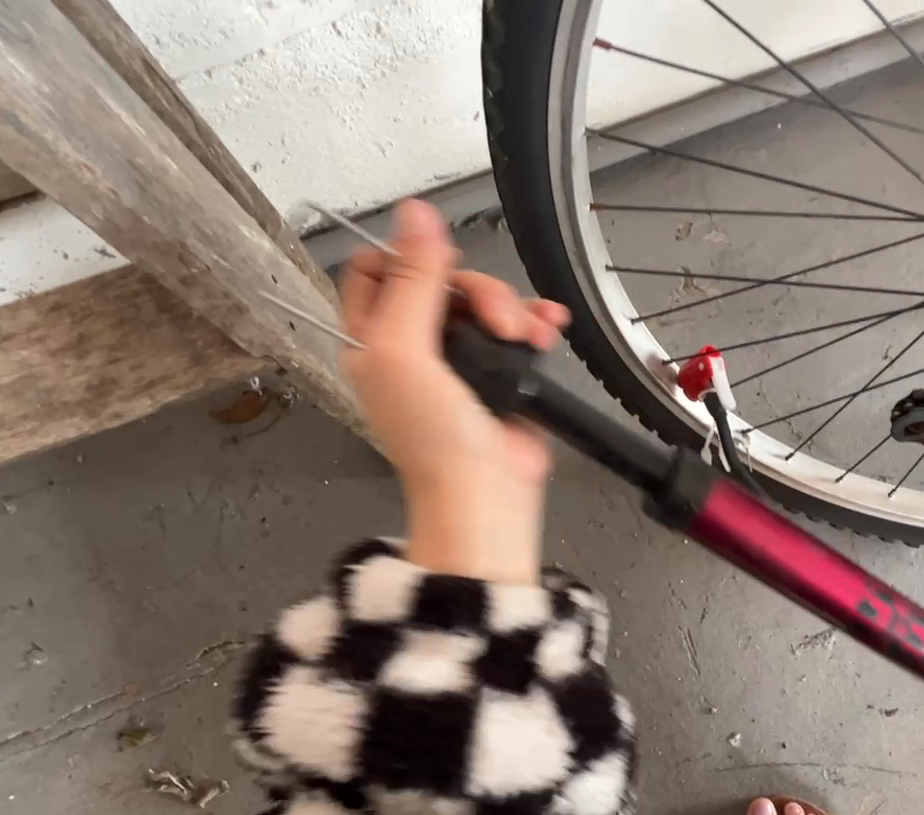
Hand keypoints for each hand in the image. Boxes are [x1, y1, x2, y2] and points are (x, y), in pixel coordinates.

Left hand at [336, 199, 570, 584]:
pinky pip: (518, 327)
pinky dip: (537, 322)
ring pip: (484, 300)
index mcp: (373, 339)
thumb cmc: (434, 438)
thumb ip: (411, 280)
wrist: (486, 493)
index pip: (373, 270)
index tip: (439, 268)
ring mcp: (460, 358)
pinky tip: (550, 327)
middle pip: (441, 280)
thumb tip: (417, 212)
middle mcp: (414, 345)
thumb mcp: (403, 352)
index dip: (404, 257)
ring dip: (513, 309)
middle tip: (498, 322)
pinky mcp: (502, 371)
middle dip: (478, 291)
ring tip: (529, 338)